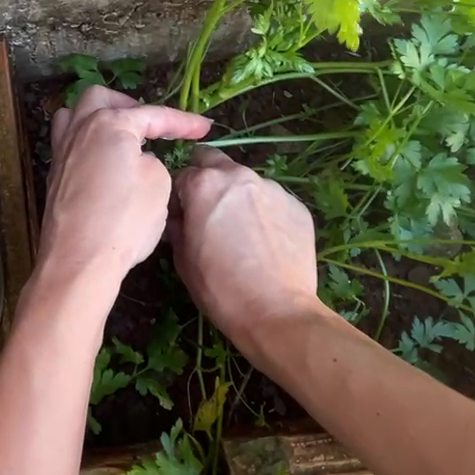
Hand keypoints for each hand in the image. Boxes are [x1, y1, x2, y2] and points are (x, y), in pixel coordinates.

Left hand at [40, 86, 209, 284]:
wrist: (80, 259)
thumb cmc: (124, 218)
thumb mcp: (158, 184)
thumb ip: (152, 161)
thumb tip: (139, 160)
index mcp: (110, 123)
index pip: (153, 115)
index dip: (182, 121)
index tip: (204, 126)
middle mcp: (81, 129)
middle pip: (100, 98)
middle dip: (129, 104)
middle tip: (150, 125)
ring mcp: (62, 151)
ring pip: (74, 114)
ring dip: (98, 115)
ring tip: (119, 134)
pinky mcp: (55, 176)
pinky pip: (68, 141)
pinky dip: (87, 141)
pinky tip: (103, 161)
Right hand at [170, 147, 322, 351]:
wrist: (277, 313)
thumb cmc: (219, 287)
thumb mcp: (182, 258)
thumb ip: (176, 224)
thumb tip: (178, 216)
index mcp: (203, 183)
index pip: (182, 175)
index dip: (180, 197)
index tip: (184, 218)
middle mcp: (238, 175)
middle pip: (214, 162)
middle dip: (208, 180)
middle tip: (210, 212)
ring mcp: (271, 188)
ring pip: (246, 182)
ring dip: (239, 197)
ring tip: (244, 233)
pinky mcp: (297, 205)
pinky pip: (273, 201)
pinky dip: (266, 214)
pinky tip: (267, 243)